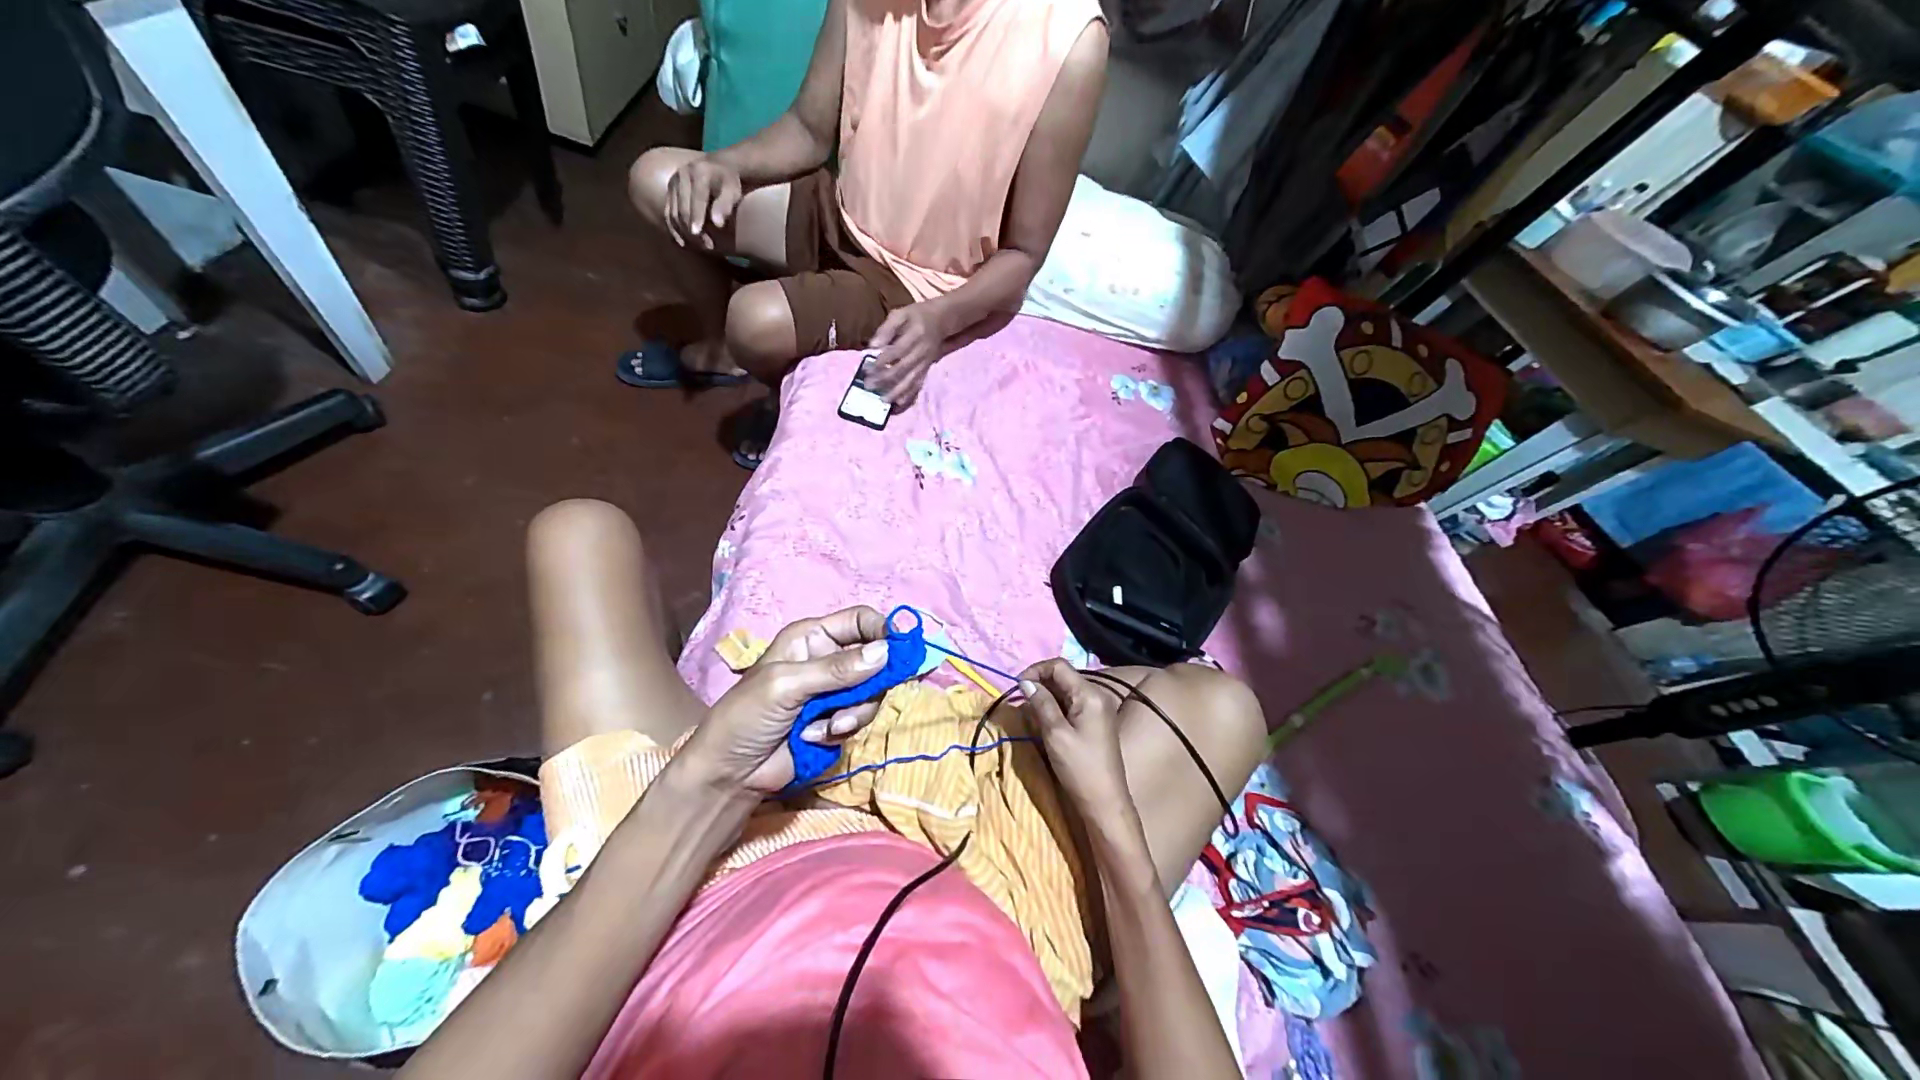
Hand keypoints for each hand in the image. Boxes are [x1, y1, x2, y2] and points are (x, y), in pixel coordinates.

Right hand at [663, 156, 743, 249]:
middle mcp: (682, 175)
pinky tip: (683, 243)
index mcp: (699, 172)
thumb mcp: (733, 191)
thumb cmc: (728, 182)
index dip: (697, 217)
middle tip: (707, 246)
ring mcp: (673, 182)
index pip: (697, 199)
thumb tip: (718, 224)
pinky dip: (674, 229)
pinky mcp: (669, 190)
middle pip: (683, 208)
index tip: (698, 235)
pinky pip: (668, 213)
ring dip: (684, 232)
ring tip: (699, 247)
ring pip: (674, 212)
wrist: (716, 166)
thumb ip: (725, 205)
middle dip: (693, 229)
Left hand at [681, 606, 889, 794]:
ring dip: (855, 711)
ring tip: (829, 726)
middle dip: (872, 681)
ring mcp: (834, 692)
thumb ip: (837, 670)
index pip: (861, 621)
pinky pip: (860, 718)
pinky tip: (815, 737)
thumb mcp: (786, 685)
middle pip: (875, 658)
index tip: (904, 648)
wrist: (729, 773)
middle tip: (867, 696)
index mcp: (812, 637)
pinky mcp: (837, 721)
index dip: (884, 630)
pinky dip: (843, 729)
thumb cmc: (746, 716)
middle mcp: (828, 659)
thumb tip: (886, 652)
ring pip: (872, 692)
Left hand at [866, 302, 951, 407]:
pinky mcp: (926, 370)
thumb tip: (872, 346)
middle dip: (885, 379)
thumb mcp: (900, 314)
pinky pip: (918, 385)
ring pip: (911, 380)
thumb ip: (886, 329)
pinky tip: (898, 404)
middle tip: (869, 386)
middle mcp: (921, 352)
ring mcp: (925, 363)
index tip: (868, 368)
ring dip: (897, 392)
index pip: (897, 350)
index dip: (883, 361)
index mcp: (915, 335)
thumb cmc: (916, 316)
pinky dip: (908, 395)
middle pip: (903, 368)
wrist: (941, 321)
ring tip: (883, 400)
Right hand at [1020, 661, 1136, 830]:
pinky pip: (1072, 704)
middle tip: (1020, 699)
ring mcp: (1098, 709)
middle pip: (1064, 676)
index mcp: (1090, 694)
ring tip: (1028, 709)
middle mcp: (1097, 695)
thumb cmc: (1080, 767)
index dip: (1036, 670)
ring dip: (1046, 695)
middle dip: (1040, 682)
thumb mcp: (1055, 733)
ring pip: (1066, 690)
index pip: (1059, 666)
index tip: (1017, 686)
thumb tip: (1026, 682)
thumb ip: (1041, 703)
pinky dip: (1055, 706)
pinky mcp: (1095, 722)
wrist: (1105, 802)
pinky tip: (1044, 719)